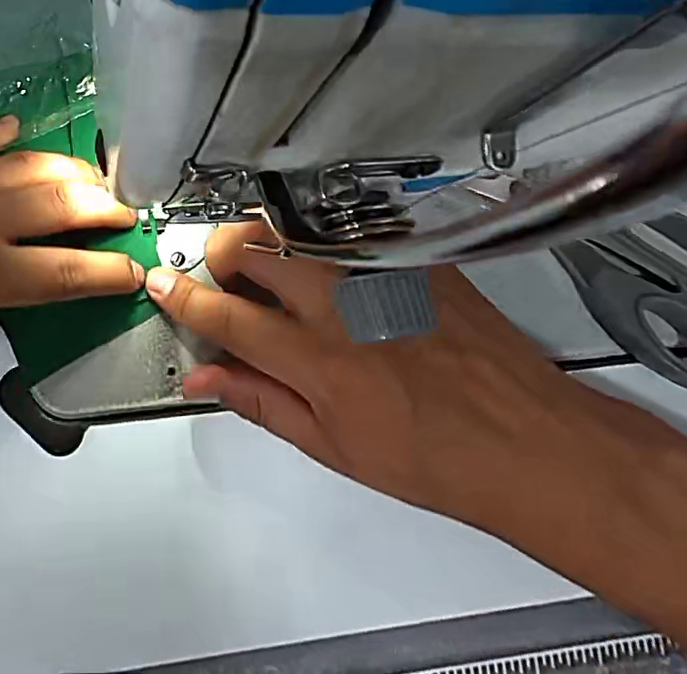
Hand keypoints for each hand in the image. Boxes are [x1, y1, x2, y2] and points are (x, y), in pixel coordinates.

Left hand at [0, 117, 144, 451]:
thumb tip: (26, 276)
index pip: (68, 270)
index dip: (110, 273)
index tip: (135, 273)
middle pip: (60, 202)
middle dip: (104, 209)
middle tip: (125, 218)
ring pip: (26, 164)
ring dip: (68, 171)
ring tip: (91, 183)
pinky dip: (2, 139)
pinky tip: (22, 132)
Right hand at [145, 221, 681, 535]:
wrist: (526, 438)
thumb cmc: (436, 456)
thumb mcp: (331, 445)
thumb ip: (259, 401)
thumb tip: (206, 379)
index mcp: (320, 361)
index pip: (226, 315)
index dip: (183, 296)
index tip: (160, 283)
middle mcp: (346, 305)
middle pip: (252, 249)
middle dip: (218, 256)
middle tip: (223, 282)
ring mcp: (381, 272)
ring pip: (293, 230)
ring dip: (263, 246)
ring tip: (272, 279)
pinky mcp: (411, 257)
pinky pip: (342, 235)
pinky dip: (315, 247)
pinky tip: (329, 277)